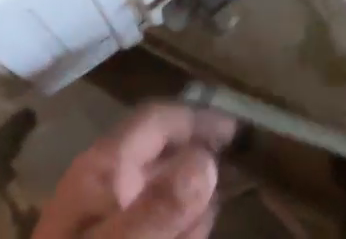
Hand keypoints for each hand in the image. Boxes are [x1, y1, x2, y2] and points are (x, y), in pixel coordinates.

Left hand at [34, 103, 238, 238]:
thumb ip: (163, 206)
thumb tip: (206, 160)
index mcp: (104, 167)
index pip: (157, 120)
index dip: (198, 118)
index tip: (240, 128)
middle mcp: (105, 183)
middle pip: (162, 154)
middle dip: (198, 162)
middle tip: (238, 170)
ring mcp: (107, 217)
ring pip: (161, 192)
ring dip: (190, 201)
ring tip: (212, 209)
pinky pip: (155, 227)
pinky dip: (177, 231)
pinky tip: (190, 237)